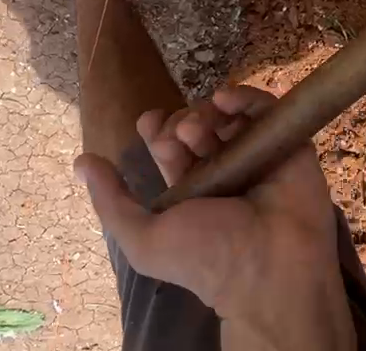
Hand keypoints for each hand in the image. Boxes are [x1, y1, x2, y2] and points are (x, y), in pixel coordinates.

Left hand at [74, 86, 356, 350]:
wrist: (271, 268)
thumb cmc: (207, 258)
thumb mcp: (146, 240)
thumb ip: (112, 202)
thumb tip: (81, 162)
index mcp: (190, 186)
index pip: (169, 142)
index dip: (158, 128)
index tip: (150, 125)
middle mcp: (221, 165)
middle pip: (194, 123)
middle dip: (181, 123)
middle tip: (183, 138)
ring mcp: (253, 151)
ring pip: (224, 113)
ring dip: (206, 112)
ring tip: (202, 130)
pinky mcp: (285, 140)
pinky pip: (262, 107)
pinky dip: (243, 96)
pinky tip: (228, 100)